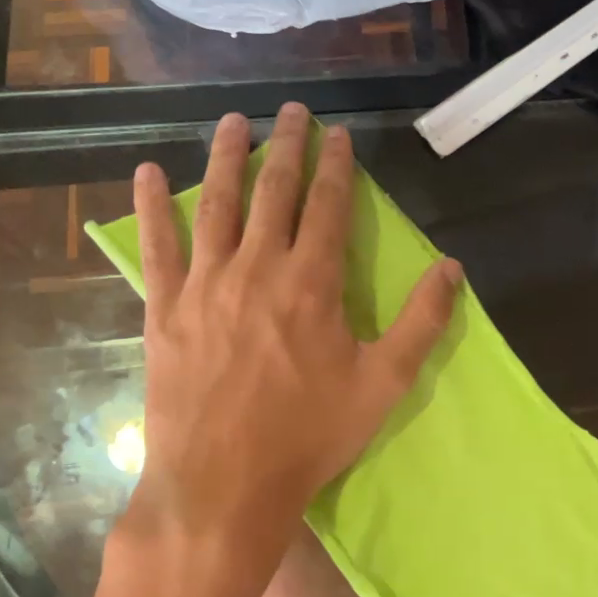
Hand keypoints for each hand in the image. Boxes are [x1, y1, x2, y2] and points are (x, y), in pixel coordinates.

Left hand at [102, 104, 462, 596]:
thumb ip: (423, 321)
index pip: (328, 207)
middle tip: (292, 110)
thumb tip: (451, 268)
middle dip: (286, 146)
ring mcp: (204, 287)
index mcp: (312, 283)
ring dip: (225, 159)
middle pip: (273, 192)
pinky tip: (146, 173)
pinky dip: (150, 207)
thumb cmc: (311, 435)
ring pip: (215, 206)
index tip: (339, 133)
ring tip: (233, 122)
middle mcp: (257, 269)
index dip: (336, 166)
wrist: (223, 486)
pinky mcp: (165, 311)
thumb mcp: (385, 383)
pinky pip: (156, 248)